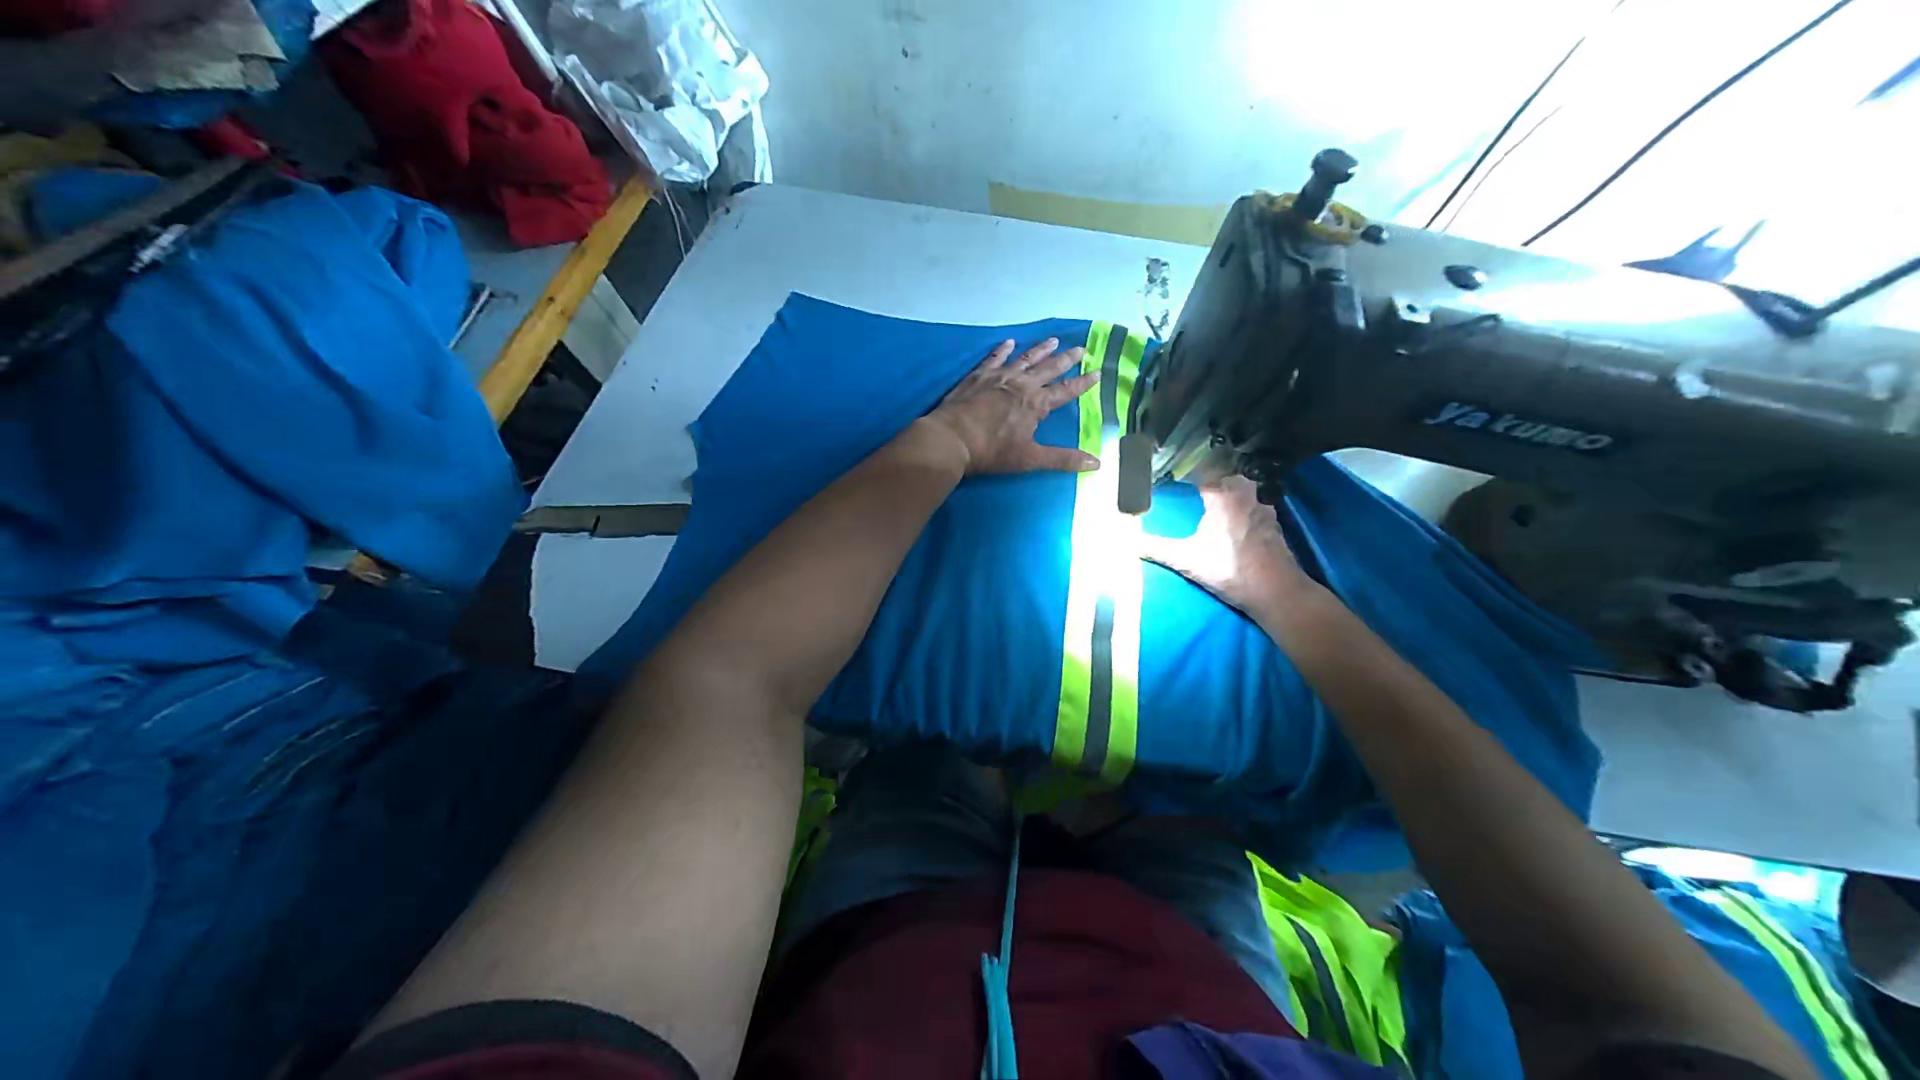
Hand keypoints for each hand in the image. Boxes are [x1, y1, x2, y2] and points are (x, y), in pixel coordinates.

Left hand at [921, 338, 1100, 474]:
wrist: (951, 438)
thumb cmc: (991, 451)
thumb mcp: (1030, 459)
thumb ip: (1063, 459)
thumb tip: (1096, 464)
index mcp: (1036, 403)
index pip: (1066, 390)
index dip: (1083, 382)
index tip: (1098, 372)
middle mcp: (1021, 384)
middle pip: (1048, 368)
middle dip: (1066, 358)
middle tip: (1081, 347)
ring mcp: (998, 377)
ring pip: (1024, 358)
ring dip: (1040, 349)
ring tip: (1053, 339)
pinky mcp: (978, 376)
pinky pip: (994, 358)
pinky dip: (1003, 350)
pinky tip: (1008, 343)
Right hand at [1139, 476, 1311, 617]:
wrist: (1276, 591)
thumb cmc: (1229, 569)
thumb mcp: (1186, 560)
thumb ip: (1157, 548)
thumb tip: (1127, 543)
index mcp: (1223, 494)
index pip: (1204, 470)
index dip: (1189, 472)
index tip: (1176, 477)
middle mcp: (1246, 494)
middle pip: (1227, 476)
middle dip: (1213, 480)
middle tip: (1195, 490)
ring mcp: (1264, 507)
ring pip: (1245, 490)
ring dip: (1231, 494)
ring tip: (1214, 505)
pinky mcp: (1275, 523)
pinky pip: (1256, 506)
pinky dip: (1245, 510)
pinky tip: (1236, 523)